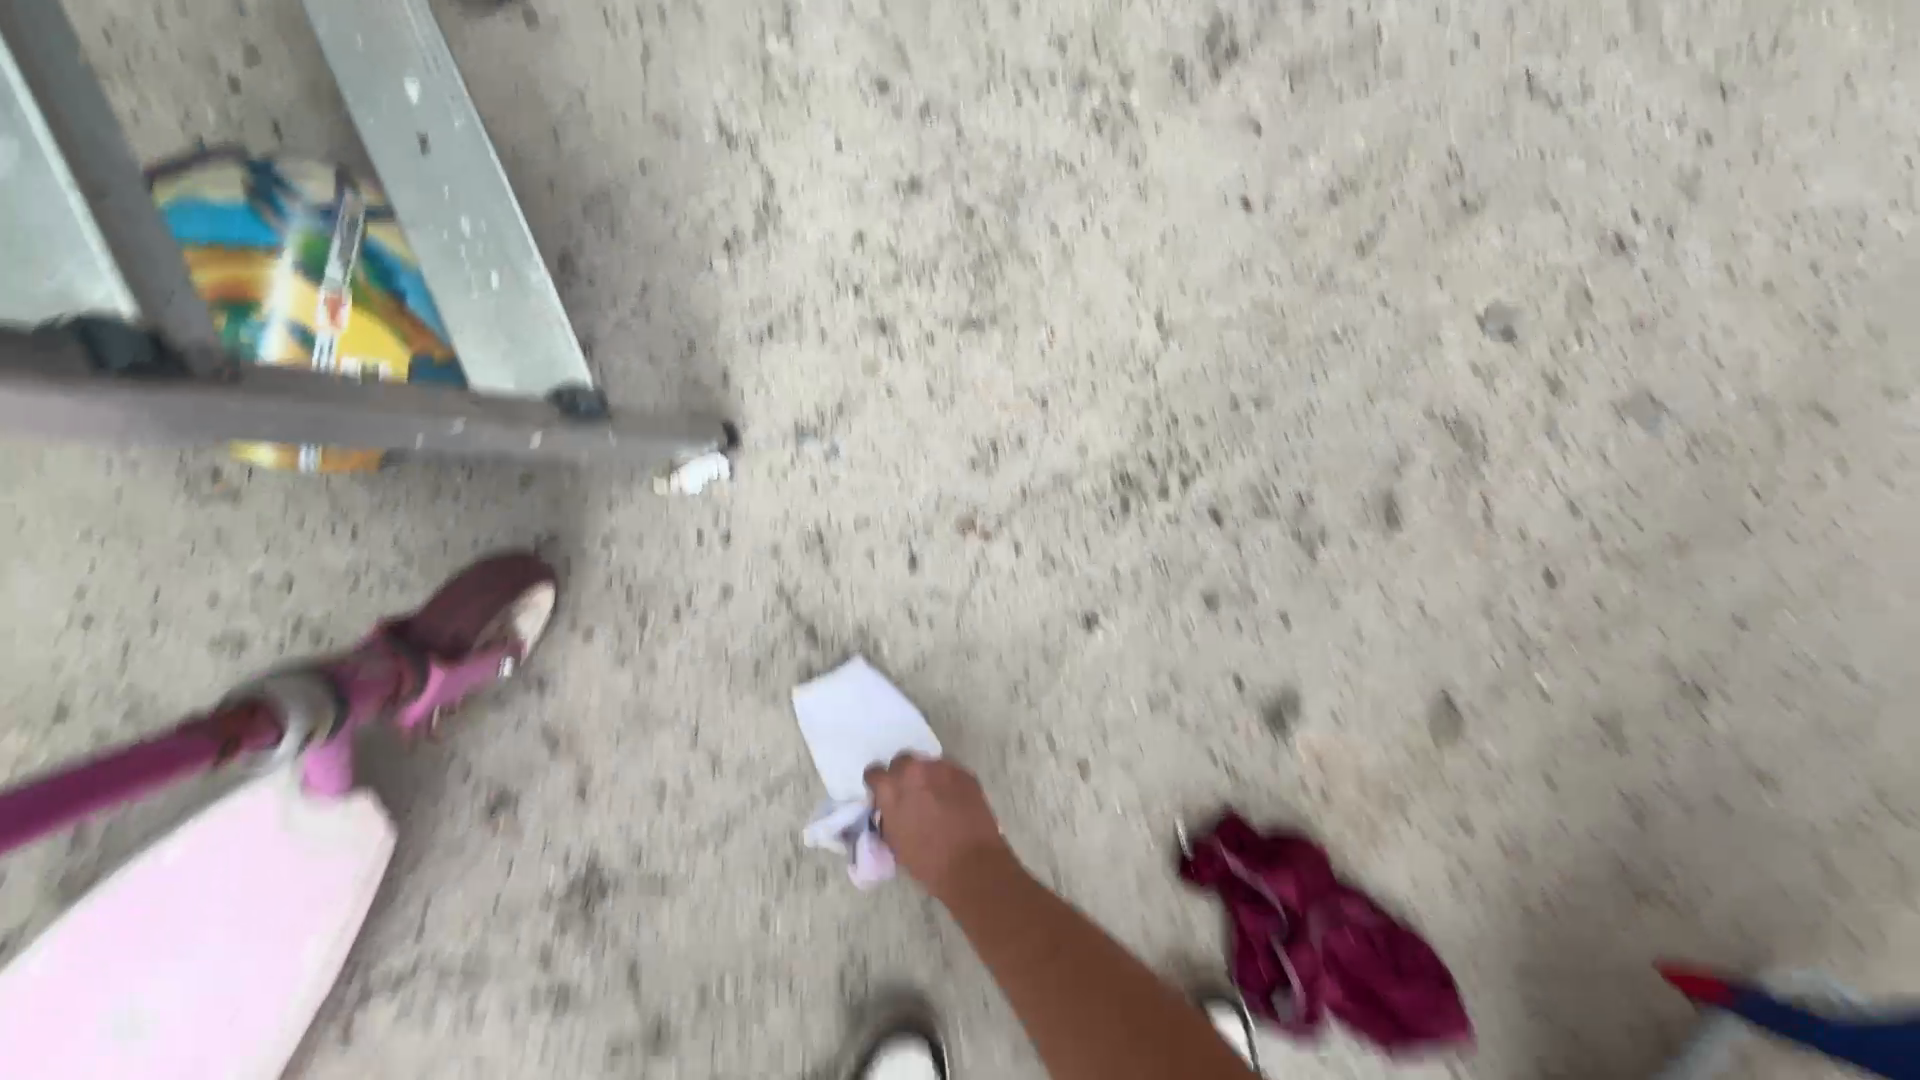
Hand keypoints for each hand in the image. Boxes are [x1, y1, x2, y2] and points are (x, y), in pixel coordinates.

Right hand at [864, 754, 1013, 899]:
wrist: (970, 863)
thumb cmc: (926, 860)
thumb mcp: (893, 839)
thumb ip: (888, 814)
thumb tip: (890, 807)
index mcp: (890, 788)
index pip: (875, 772)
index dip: (880, 784)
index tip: (885, 792)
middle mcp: (913, 771)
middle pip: (902, 761)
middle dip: (904, 774)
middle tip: (911, 793)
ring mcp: (940, 768)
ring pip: (928, 765)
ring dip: (928, 777)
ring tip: (936, 797)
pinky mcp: (964, 772)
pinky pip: (949, 772)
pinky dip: (948, 782)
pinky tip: (954, 800)